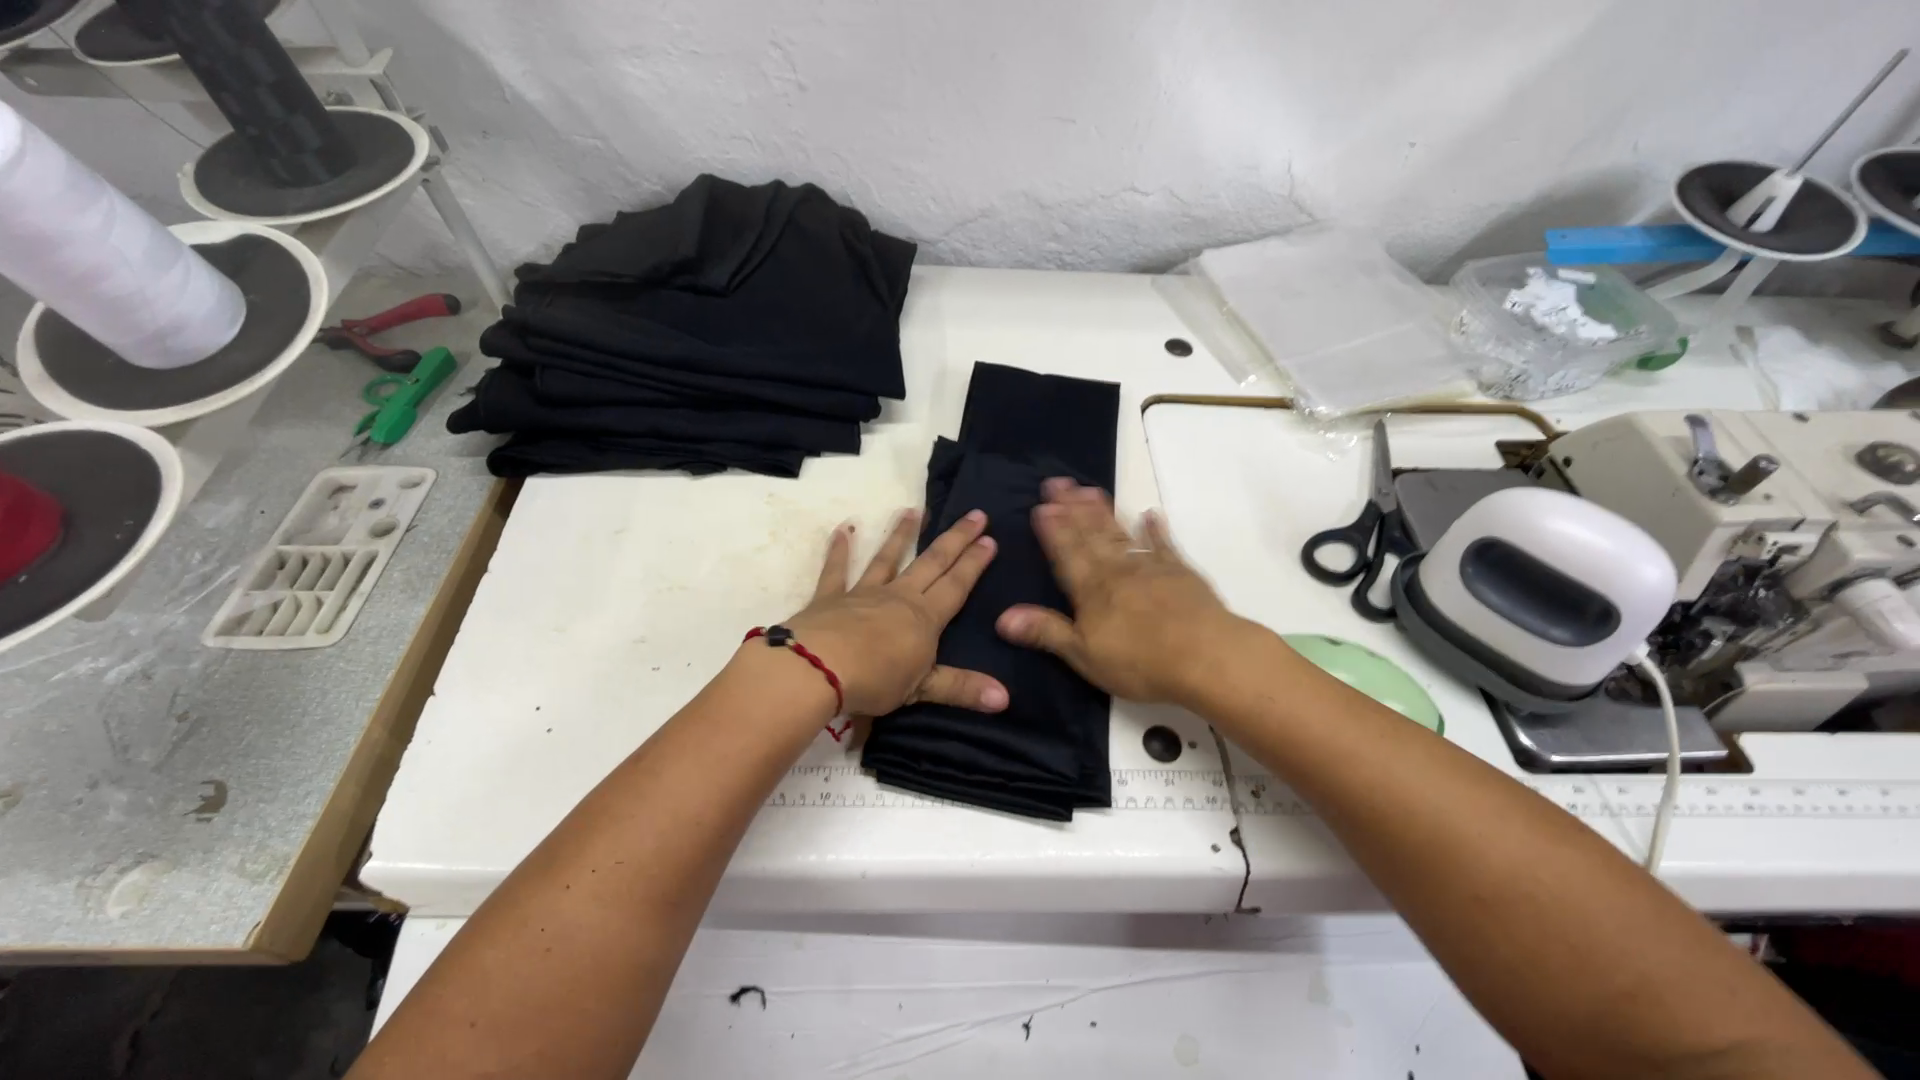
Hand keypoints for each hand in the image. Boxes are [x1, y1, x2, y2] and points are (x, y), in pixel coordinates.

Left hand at [783, 509, 1008, 716]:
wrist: (818, 668)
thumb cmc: (875, 680)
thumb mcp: (922, 690)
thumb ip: (962, 688)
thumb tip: (1005, 699)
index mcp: (924, 618)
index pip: (956, 585)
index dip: (974, 563)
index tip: (990, 538)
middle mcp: (898, 597)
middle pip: (932, 563)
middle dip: (955, 539)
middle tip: (975, 514)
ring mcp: (863, 594)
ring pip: (887, 559)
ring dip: (901, 534)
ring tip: (913, 511)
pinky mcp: (829, 598)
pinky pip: (836, 570)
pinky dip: (839, 550)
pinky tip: (843, 529)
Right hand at [996, 478, 1252, 706]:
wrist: (1207, 657)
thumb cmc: (1141, 662)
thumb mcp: (1084, 654)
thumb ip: (1046, 631)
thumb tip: (1002, 616)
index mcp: (1092, 590)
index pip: (1067, 554)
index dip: (1053, 531)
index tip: (1041, 505)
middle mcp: (1118, 571)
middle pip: (1091, 536)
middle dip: (1073, 509)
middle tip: (1059, 482)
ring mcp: (1151, 569)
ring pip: (1121, 534)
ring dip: (1104, 512)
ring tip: (1090, 489)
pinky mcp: (1182, 574)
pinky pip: (1164, 546)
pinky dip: (1155, 530)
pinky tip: (1150, 515)